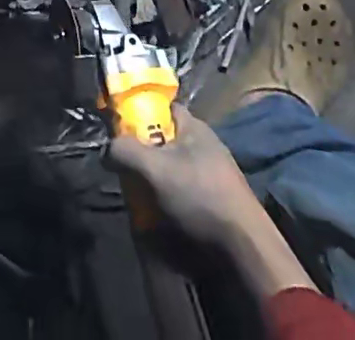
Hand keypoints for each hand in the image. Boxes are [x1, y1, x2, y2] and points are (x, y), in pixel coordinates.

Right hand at [109, 105, 315, 295]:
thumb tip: (107, 150)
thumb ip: (125, 151)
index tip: (120, 130)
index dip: (139, 113)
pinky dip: (170, 195)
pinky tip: (162, 211)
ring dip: (155, 177)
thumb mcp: (154, 168)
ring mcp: (214, 171)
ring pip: (173, 166)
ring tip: (140, 194)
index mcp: (194, 127)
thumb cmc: (199, 194)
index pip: (161, 107)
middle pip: (164, 138)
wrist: (246, 246)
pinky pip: (184, 187)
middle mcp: (205, 143)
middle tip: (125, 167)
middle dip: (143, 151)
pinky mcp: (219, 197)